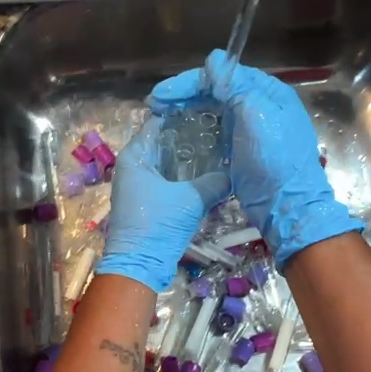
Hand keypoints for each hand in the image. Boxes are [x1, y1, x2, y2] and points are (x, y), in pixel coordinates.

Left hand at [94, 114, 230, 291]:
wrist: (140, 264)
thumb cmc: (158, 224)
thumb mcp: (191, 199)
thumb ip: (215, 181)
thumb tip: (237, 170)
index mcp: (135, 156)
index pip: (157, 123)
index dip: (180, 113)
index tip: (205, 107)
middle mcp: (133, 166)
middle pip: (163, 142)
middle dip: (188, 135)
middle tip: (217, 125)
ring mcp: (138, 184)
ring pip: (166, 162)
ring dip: (187, 158)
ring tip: (217, 146)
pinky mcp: (147, 201)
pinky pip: (167, 180)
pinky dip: (183, 176)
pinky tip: (206, 174)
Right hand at [149, 49, 360, 264]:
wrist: (288, 206)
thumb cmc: (273, 158)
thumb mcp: (255, 114)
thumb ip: (234, 84)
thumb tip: (214, 58)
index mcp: (266, 91)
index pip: (221, 75)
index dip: (188, 82)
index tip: (160, 95)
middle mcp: (258, 105)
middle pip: (215, 90)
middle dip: (183, 95)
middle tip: (154, 105)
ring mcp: (250, 129)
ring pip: (213, 109)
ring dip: (186, 110)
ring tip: (160, 116)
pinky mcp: (241, 150)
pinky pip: (215, 130)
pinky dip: (196, 128)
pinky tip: (179, 133)